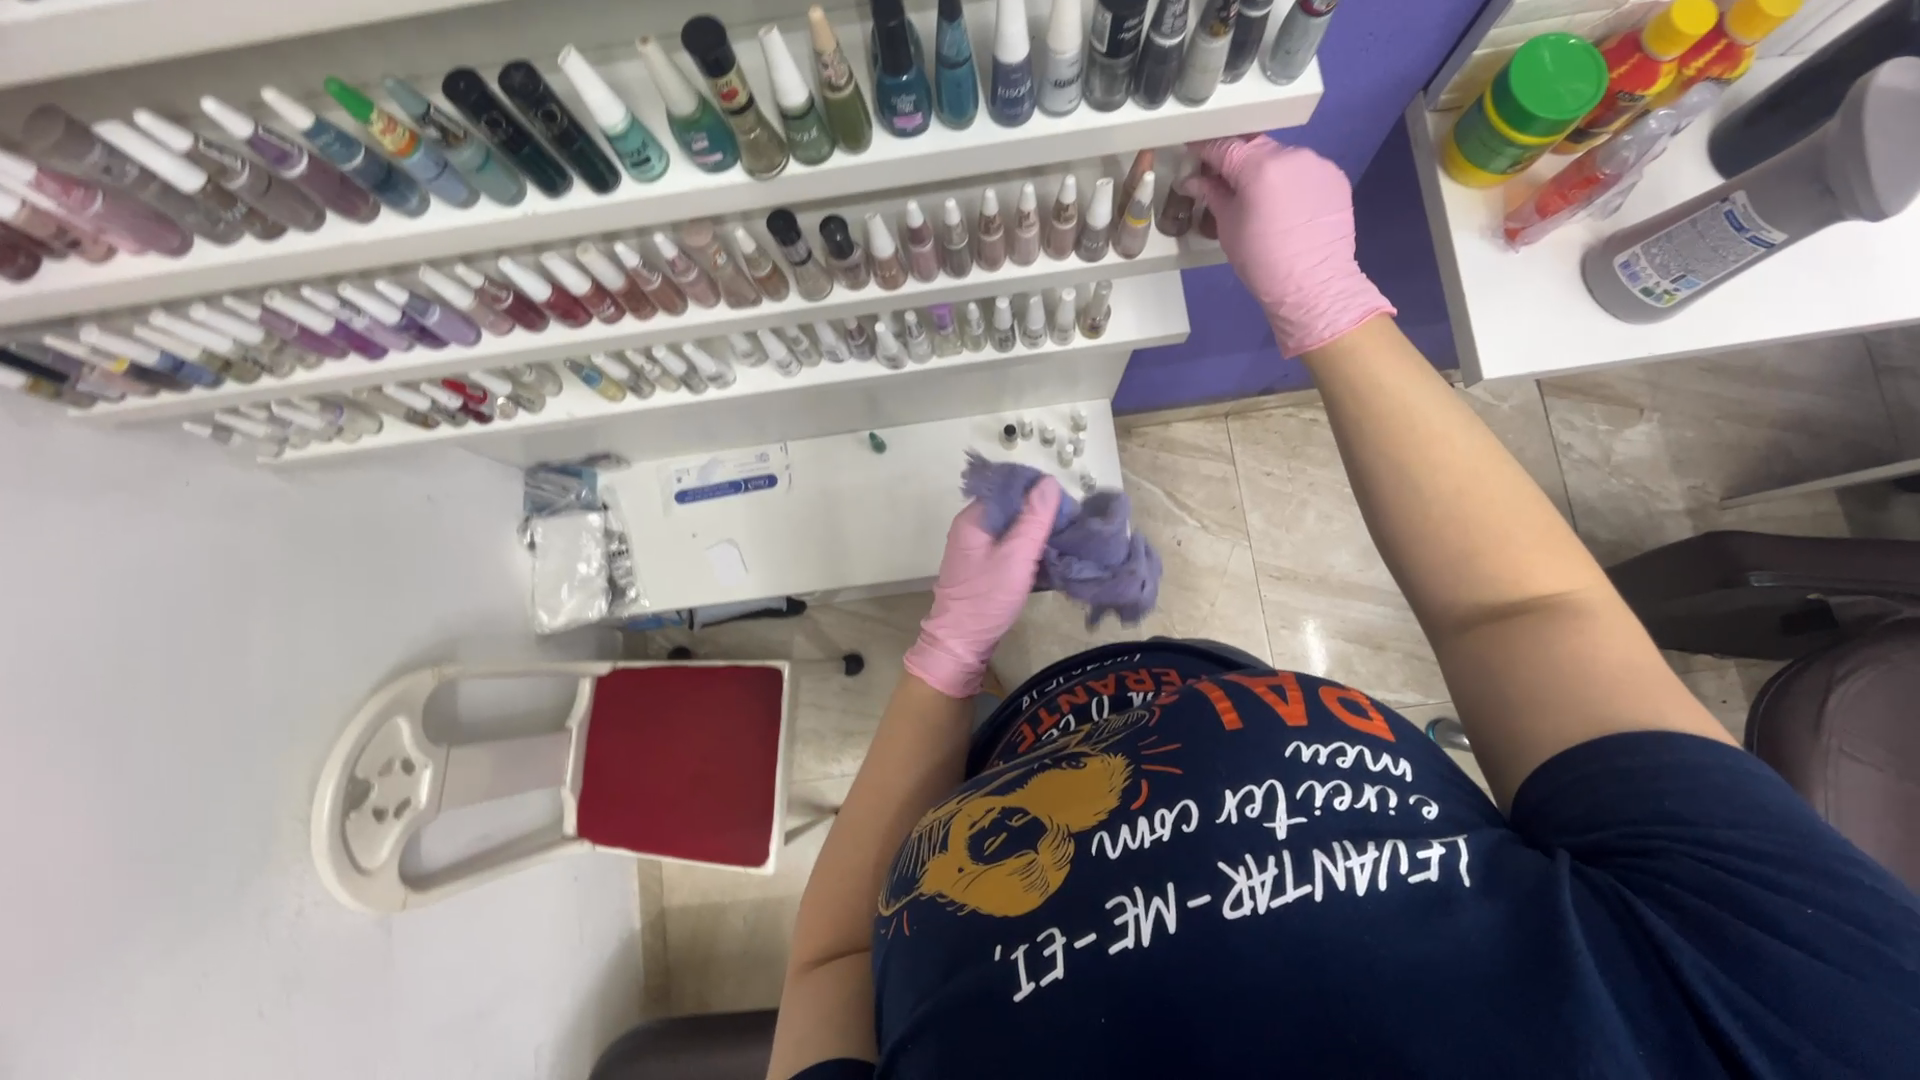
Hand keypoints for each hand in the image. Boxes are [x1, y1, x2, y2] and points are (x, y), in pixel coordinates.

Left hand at [904, 478, 1063, 698]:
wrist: (961, 644)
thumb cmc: (987, 598)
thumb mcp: (1016, 556)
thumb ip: (1034, 518)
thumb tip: (1048, 481)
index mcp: (974, 518)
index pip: (1009, 487)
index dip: (1038, 490)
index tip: (1067, 502)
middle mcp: (973, 527)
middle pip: (1012, 507)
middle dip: (1042, 512)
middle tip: (1072, 522)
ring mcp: (978, 548)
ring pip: (1014, 528)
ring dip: (1038, 532)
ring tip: (1067, 536)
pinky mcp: (986, 566)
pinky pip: (1011, 547)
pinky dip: (1030, 549)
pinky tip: (1051, 554)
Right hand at [1182, 136, 1395, 355]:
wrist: (1313, 285)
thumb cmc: (1261, 261)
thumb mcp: (1227, 227)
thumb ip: (1213, 195)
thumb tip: (1196, 181)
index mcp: (1259, 166)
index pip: (1225, 146)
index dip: (1205, 148)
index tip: (1193, 152)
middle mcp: (1291, 155)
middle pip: (1256, 148)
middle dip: (1238, 162)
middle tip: (1224, 183)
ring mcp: (1317, 164)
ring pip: (1282, 159)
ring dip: (1266, 173)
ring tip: (1259, 201)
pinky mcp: (1335, 178)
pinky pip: (1304, 172)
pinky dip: (1290, 183)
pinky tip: (1286, 209)